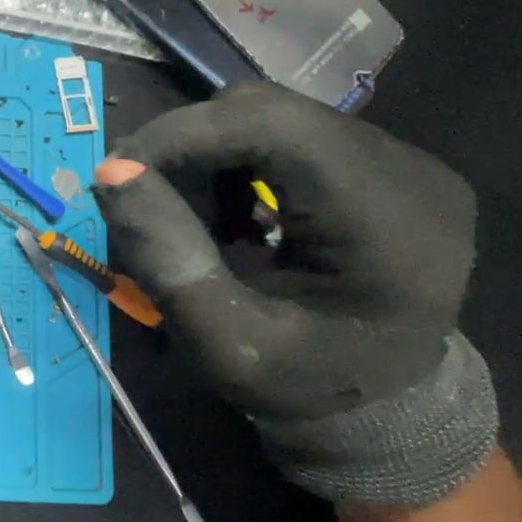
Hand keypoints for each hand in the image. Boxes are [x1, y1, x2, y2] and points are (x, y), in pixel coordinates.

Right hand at [91, 83, 497, 505]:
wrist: (377, 408)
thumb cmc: (300, 384)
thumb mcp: (222, 344)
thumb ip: (169, 261)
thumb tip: (110, 172)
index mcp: (390, 225)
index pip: (277, 129)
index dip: (184, 134)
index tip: (116, 172)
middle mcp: (410, 174)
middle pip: (271, 112)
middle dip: (186, 145)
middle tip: (136, 194)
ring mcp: (400, 163)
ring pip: (271, 115)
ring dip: (206, 155)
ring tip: (187, 218)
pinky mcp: (378, 163)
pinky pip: (284, 131)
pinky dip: (231, 162)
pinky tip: (226, 214)